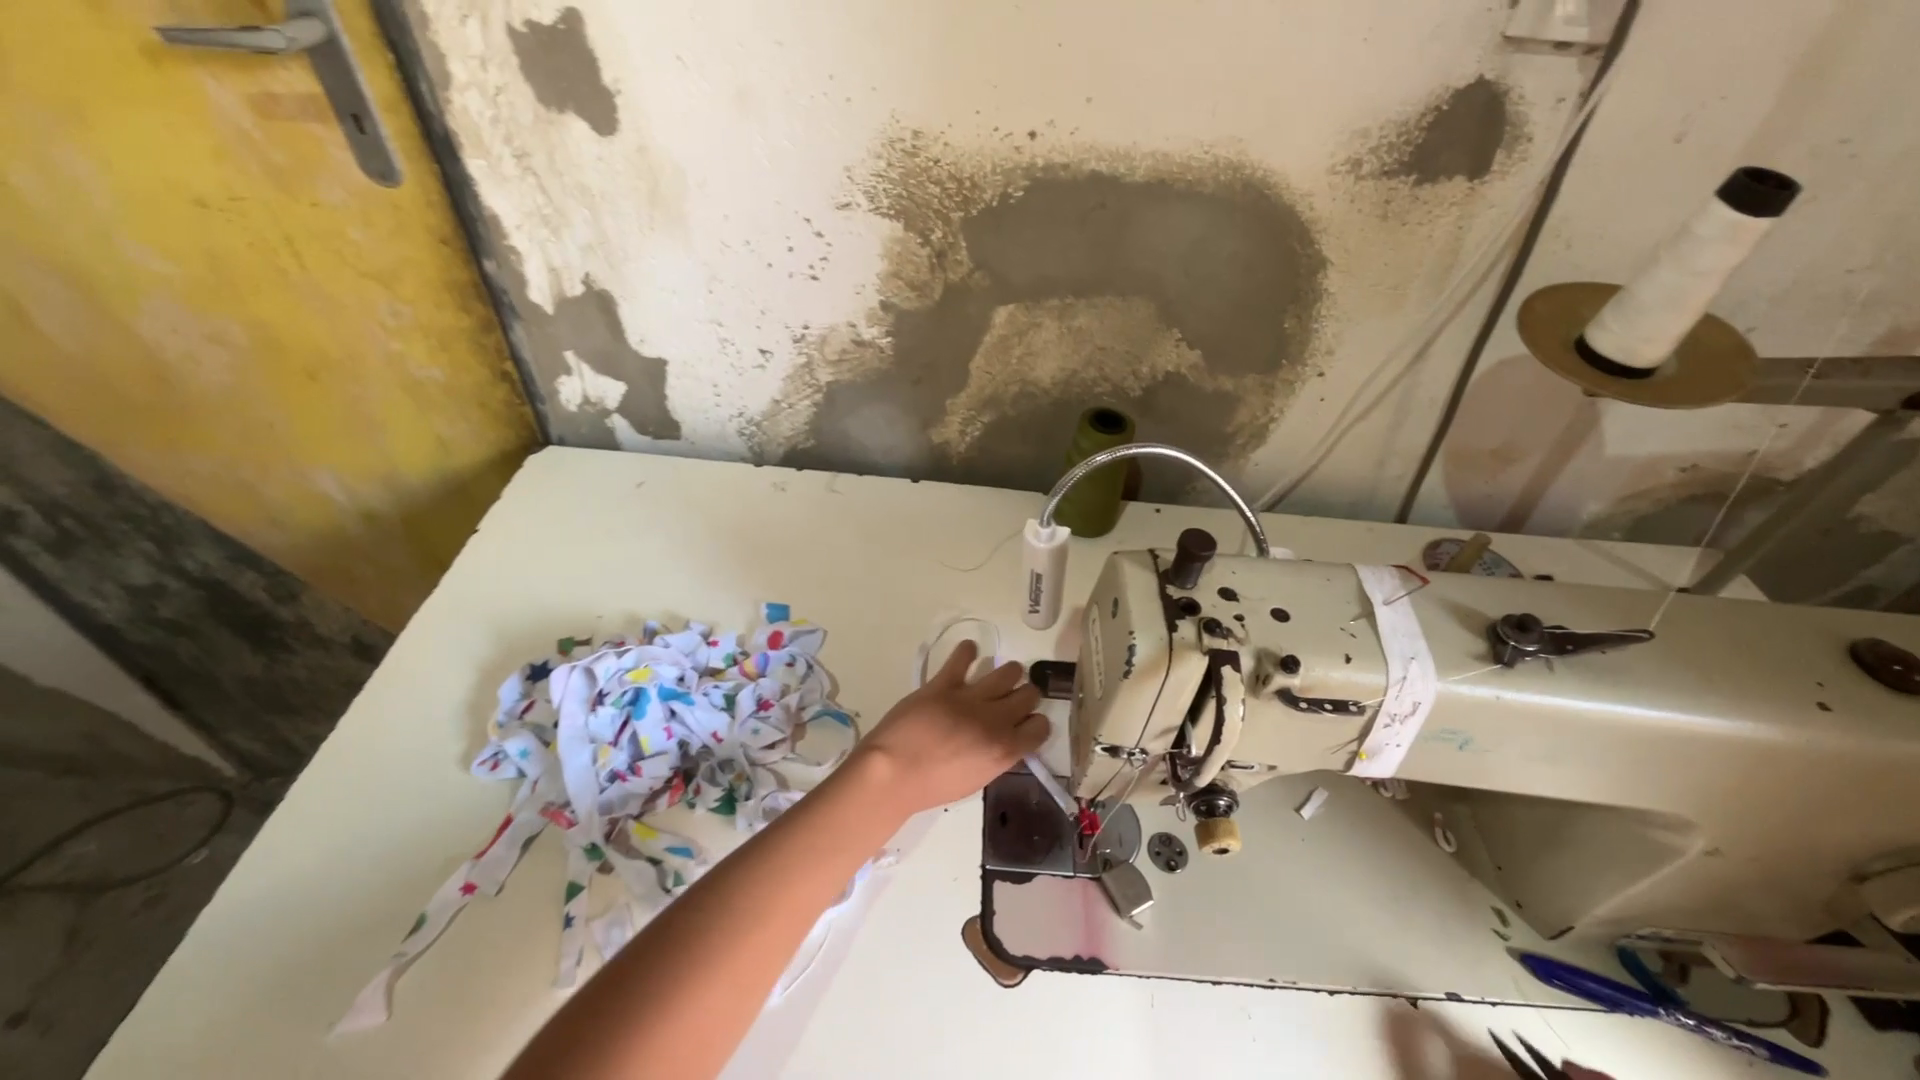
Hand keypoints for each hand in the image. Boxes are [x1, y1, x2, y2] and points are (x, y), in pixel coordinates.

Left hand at [841, 640, 1046, 818]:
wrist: (893, 773)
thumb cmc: (933, 786)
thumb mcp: (977, 779)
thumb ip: (997, 755)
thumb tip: (1005, 739)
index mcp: (1005, 749)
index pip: (1041, 726)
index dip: (1036, 723)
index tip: (1025, 724)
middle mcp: (995, 719)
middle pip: (1029, 694)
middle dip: (1026, 696)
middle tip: (1012, 700)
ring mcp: (970, 698)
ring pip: (1007, 671)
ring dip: (1007, 673)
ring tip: (996, 677)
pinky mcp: (944, 683)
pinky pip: (963, 657)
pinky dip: (967, 651)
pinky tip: (968, 652)